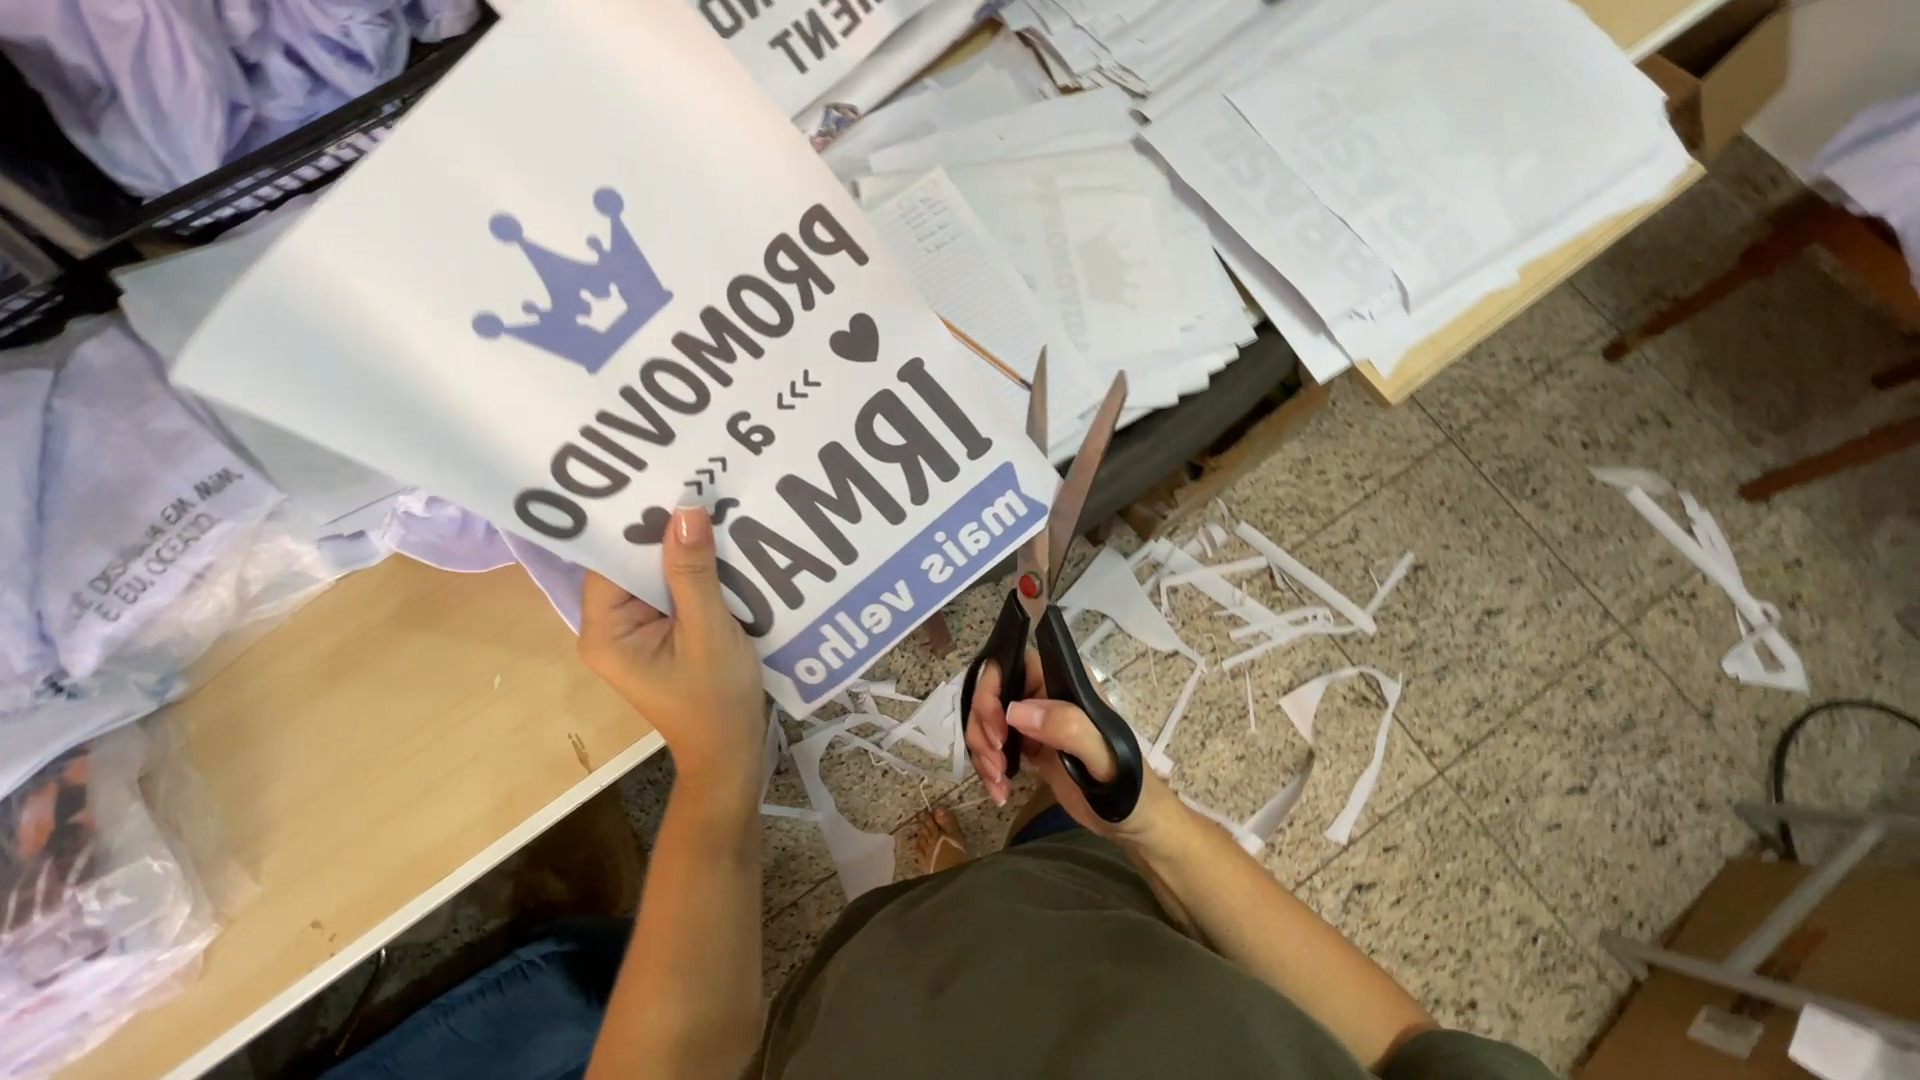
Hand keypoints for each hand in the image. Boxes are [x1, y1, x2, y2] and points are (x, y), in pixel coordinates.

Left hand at [578, 506, 763, 791]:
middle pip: (628, 563)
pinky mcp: (656, 633)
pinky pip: (668, 590)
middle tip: (695, 486)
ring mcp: (632, 631)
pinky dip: (690, 572)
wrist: (730, 749)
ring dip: (680, 551)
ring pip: (651, 574)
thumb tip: (685, 510)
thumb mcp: (709, 631)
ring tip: (709, 508)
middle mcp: (608, 627)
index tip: (668, 486)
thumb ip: (693, 572)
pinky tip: (715, 548)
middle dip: (663, 533)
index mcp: (605, 632)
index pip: (609, 560)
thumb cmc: (716, 698)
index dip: (637, 525)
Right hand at [965, 652, 1180, 842]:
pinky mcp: (1029, 747)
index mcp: (1067, 683)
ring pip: (988, 721)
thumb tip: (1015, 711)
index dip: (993, 688)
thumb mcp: (1103, 756)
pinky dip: (988, 768)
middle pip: (993, 693)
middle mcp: (1047, 695)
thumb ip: (1068, 728)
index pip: (1014, 662)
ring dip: (982, 751)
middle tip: (995, 762)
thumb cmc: (1128, 786)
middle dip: (983, 727)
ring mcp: (1036, 722)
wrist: (1134, 823)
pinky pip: (993, 747)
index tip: (997, 728)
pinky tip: (1000, 791)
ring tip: (998, 782)